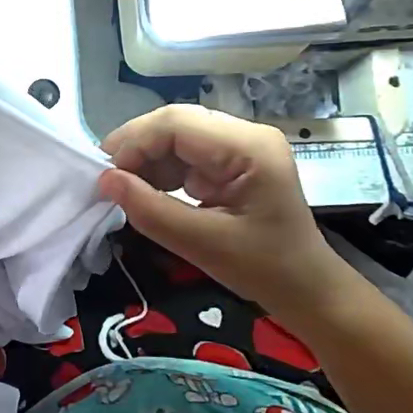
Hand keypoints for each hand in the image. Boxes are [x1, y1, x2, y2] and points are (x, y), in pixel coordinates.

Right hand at [97, 105, 347, 313]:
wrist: (306, 289)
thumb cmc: (265, 269)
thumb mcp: (204, 245)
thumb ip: (152, 211)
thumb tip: (105, 181)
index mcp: (249, 147)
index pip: (177, 123)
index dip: (134, 142)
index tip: (106, 177)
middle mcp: (245, 135)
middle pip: (175, 123)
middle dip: (136, 149)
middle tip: (108, 181)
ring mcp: (238, 147)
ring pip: (175, 137)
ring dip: (145, 161)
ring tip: (126, 192)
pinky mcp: (229, 163)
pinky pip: (184, 155)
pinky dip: (159, 173)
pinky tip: (148, 194)